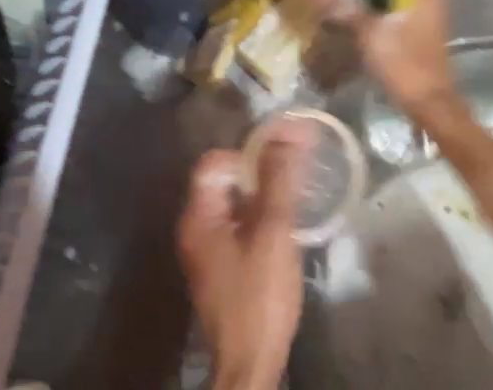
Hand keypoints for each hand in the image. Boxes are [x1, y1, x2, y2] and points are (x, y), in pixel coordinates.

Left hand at [177, 119, 310, 389]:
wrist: (251, 362)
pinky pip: (240, 226)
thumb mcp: (273, 232)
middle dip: (259, 169)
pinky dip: (261, 217)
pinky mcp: (223, 268)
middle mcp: (195, 229)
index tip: (281, 157)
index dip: (247, 151)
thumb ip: (280, 179)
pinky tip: (286, 225)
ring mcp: (207, 251)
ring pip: (235, 204)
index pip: (213, 162)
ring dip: (263, 193)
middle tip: (294, 172)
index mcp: (198, 217)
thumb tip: (289, 129)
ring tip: (296, 194)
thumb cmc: (259, 295)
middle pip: (224, 181)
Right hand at [299, 0, 460, 124]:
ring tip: (348, 15)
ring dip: (373, 4)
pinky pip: (400, 15)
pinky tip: (363, 31)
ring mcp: (429, 17)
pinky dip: (382, 18)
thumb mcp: (368, 32)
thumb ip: (342, 5)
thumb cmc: (401, 63)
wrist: (429, 103)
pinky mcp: (424, 35)